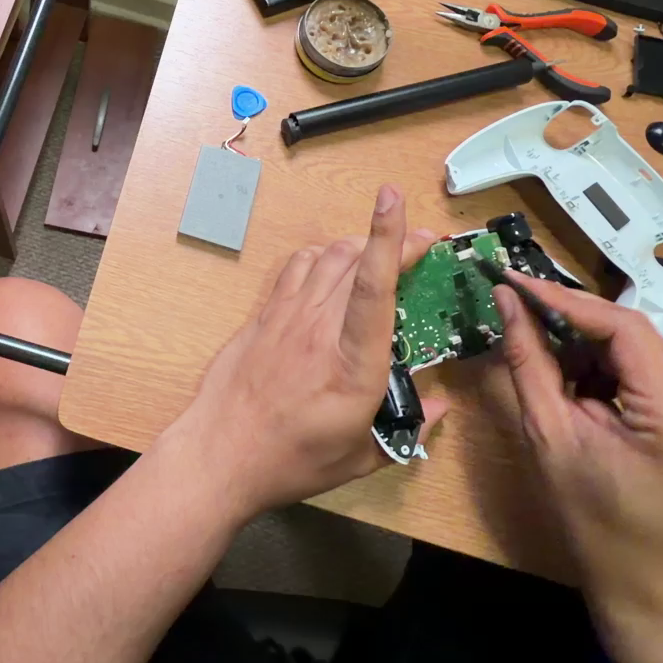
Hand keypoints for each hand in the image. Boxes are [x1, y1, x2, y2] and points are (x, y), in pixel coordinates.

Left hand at [164, 184, 446, 520]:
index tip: (396, 202)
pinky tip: (331, 267)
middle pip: (354, 261)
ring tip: (380, 252)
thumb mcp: (362, 459)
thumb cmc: (293, 461)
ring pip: (326, 257)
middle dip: (394, 240)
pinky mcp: (264, 314)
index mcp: (353, 366)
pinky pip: (296, 268)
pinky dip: (322, 257)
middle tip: (422, 241)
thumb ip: (409, 429)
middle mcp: (319, 329)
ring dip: (359, 244)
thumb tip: (442, 406)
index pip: (374, 289)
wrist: (221, 452)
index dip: (388, 240)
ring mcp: (286, 316)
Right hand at [495, 274, 662, 662]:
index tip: (513, 281)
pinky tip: (583, 383)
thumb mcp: (548, 436)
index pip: (624, 327)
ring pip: (644, 346)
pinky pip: (655, 368)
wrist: (651, 583)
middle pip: (636, 332)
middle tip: (520, 310)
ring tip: (548, 359)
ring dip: (591, 343)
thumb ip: (528, 360)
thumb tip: (507, 299)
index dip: (564, 298)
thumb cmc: (591, 519)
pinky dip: (611, 364)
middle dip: (573, 318)